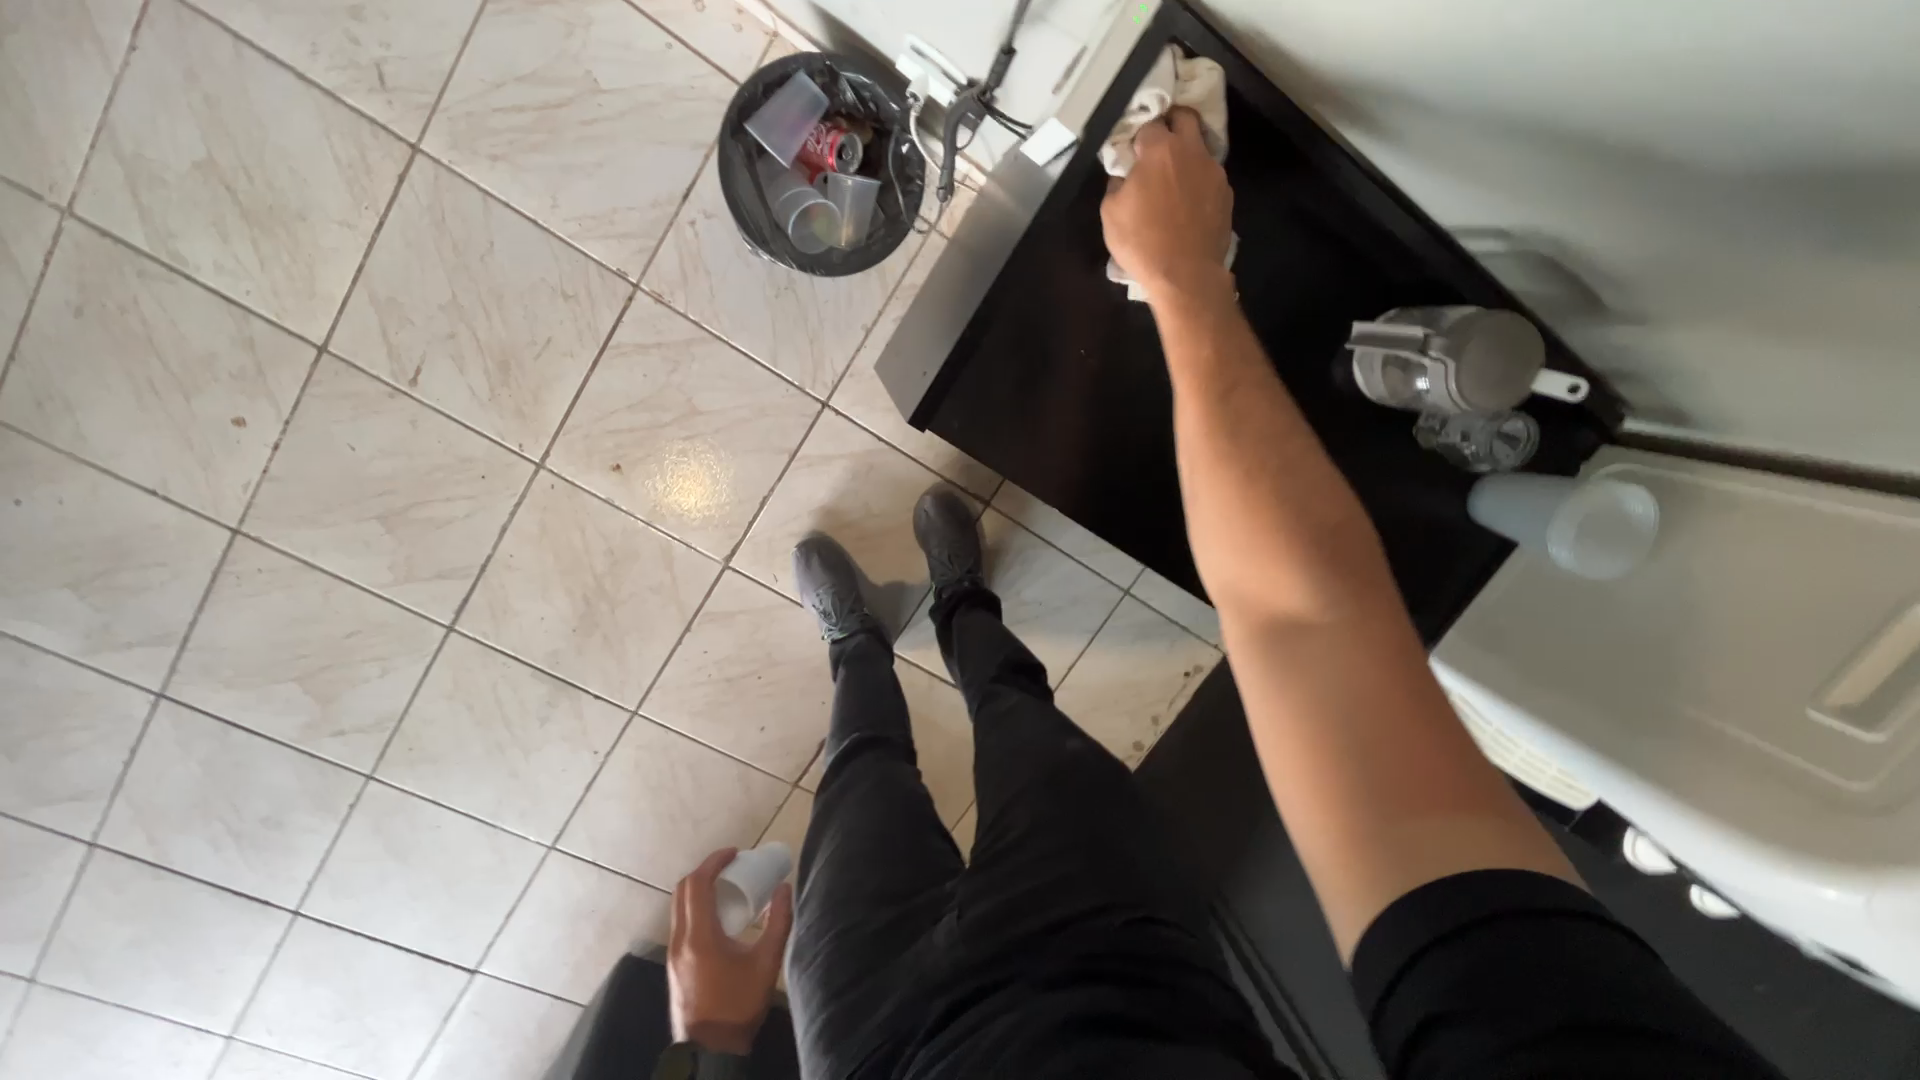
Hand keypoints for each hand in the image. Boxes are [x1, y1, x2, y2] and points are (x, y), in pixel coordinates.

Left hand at [667, 848, 793, 1055]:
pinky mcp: (674, 965)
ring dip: (699, 889)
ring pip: (679, 907)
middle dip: (706, 871)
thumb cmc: (739, 1005)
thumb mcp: (767, 962)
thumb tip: (784, 888)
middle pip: (683, 890)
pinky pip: (681, 922)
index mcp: (699, 936)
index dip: (715, 861)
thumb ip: (779, 922)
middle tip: (732, 865)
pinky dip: (696, 907)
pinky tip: (719, 916)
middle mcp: (680, 940)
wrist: (710, 1050)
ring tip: (727, 887)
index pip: (698, 884)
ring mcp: (673, 954)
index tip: (735, 853)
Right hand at [1100, 107, 1233, 300]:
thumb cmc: (1142, 242)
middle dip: (1171, 123)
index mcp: (1160, 149)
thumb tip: (1124, 175)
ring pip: (1200, 148)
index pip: (1149, 124)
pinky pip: (1209, 177)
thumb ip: (1117, 183)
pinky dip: (1198, 181)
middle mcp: (1192, 151)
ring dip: (1186, 155)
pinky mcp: (1226, 194)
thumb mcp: (1110, 213)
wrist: (1185, 274)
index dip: (1139, 135)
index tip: (1132, 151)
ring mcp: (1214, 171)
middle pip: (1185, 117)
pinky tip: (1187, 204)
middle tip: (1157, 145)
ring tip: (1173, 181)